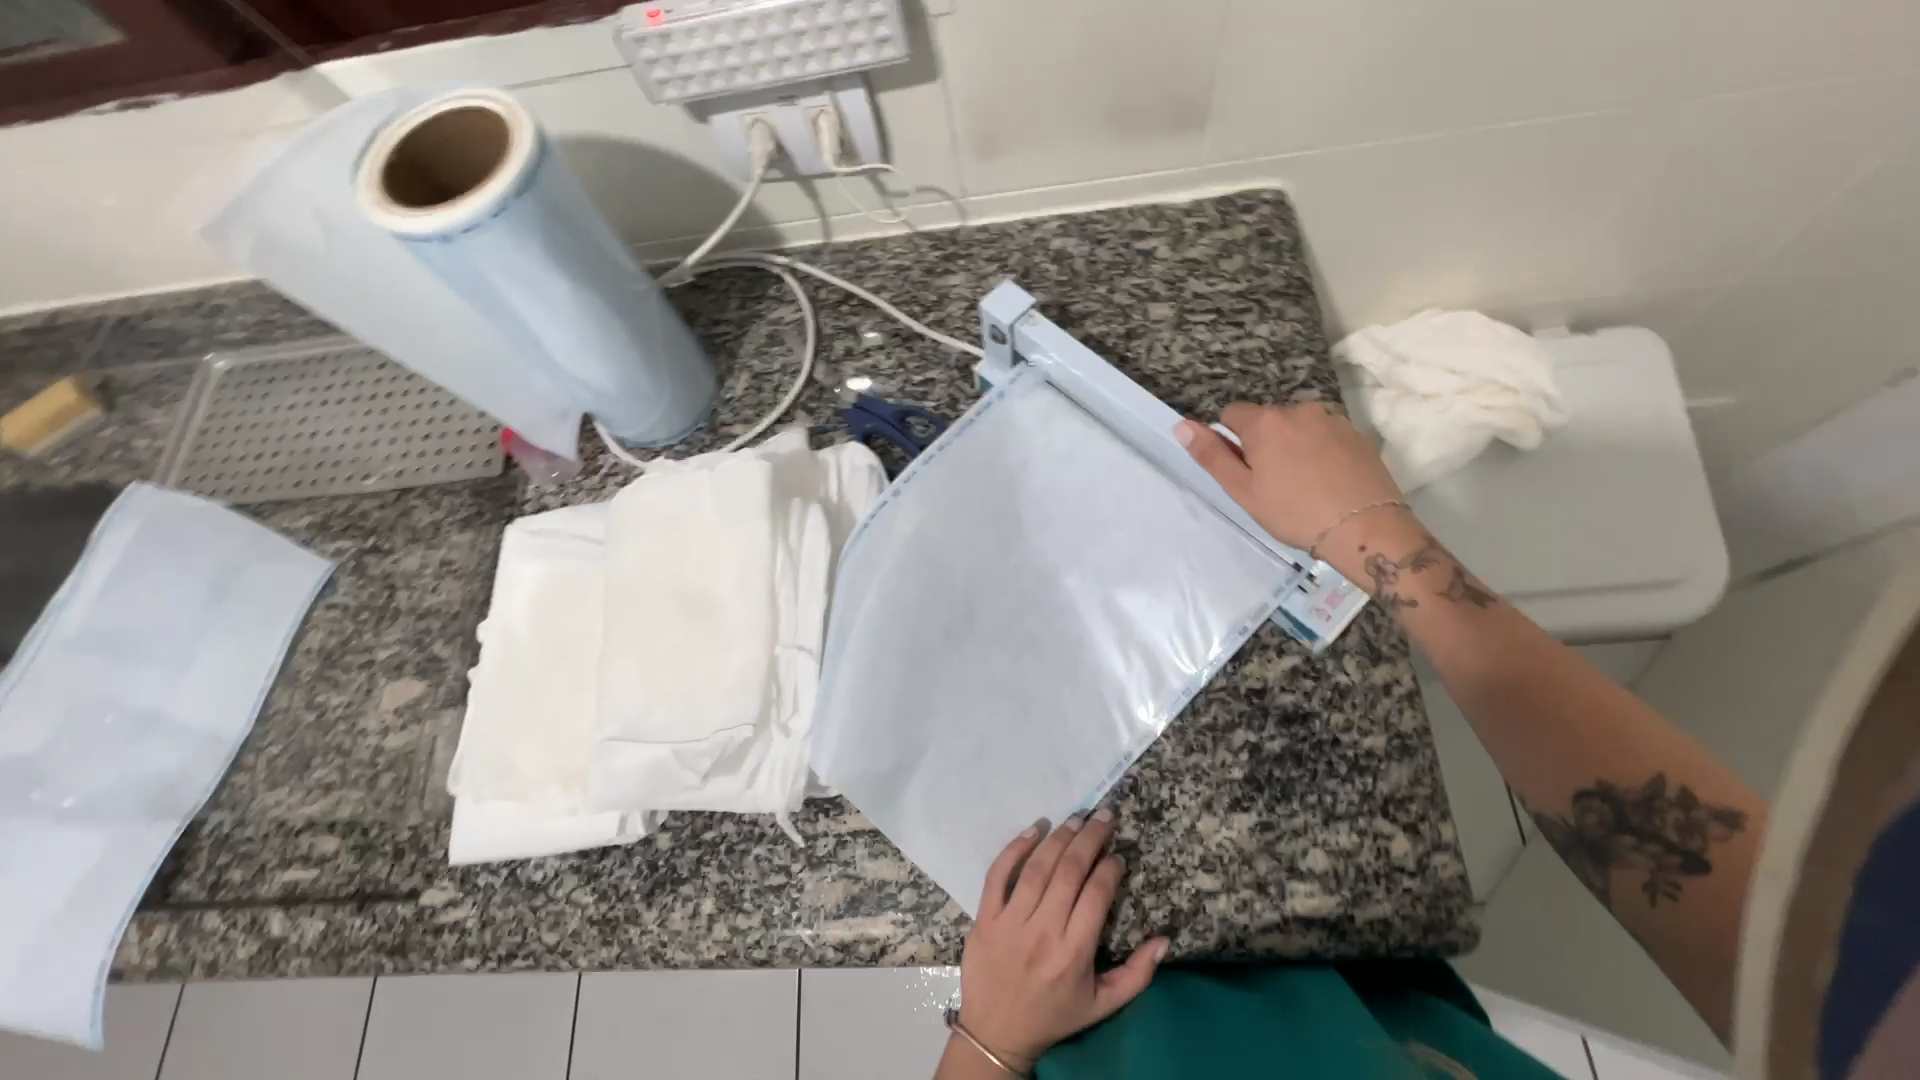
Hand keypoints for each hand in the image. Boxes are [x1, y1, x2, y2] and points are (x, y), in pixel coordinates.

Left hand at [954, 811, 1168, 1070]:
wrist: (996, 1033)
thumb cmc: (1054, 1015)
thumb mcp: (1102, 1005)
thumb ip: (1137, 974)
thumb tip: (1165, 939)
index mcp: (1073, 953)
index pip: (1096, 896)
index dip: (1109, 869)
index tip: (1118, 856)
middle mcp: (1042, 931)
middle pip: (1068, 872)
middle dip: (1090, 839)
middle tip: (1104, 814)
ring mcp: (1010, 921)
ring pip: (1037, 868)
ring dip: (1059, 838)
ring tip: (1077, 818)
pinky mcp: (985, 917)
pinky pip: (998, 874)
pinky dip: (1015, 848)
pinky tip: (1035, 829)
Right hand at [1176, 403, 1404, 554]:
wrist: (1364, 527)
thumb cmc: (1293, 512)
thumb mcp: (1243, 490)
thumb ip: (1211, 455)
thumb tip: (1182, 425)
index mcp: (1264, 422)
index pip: (1231, 414)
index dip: (1231, 441)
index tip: (1244, 471)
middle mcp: (1298, 409)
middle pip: (1266, 419)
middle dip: (1263, 442)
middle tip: (1272, 483)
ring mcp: (1331, 419)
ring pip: (1297, 426)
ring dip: (1292, 444)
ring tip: (1302, 482)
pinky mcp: (1356, 433)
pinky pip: (1324, 434)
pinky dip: (1319, 450)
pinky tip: (1326, 479)